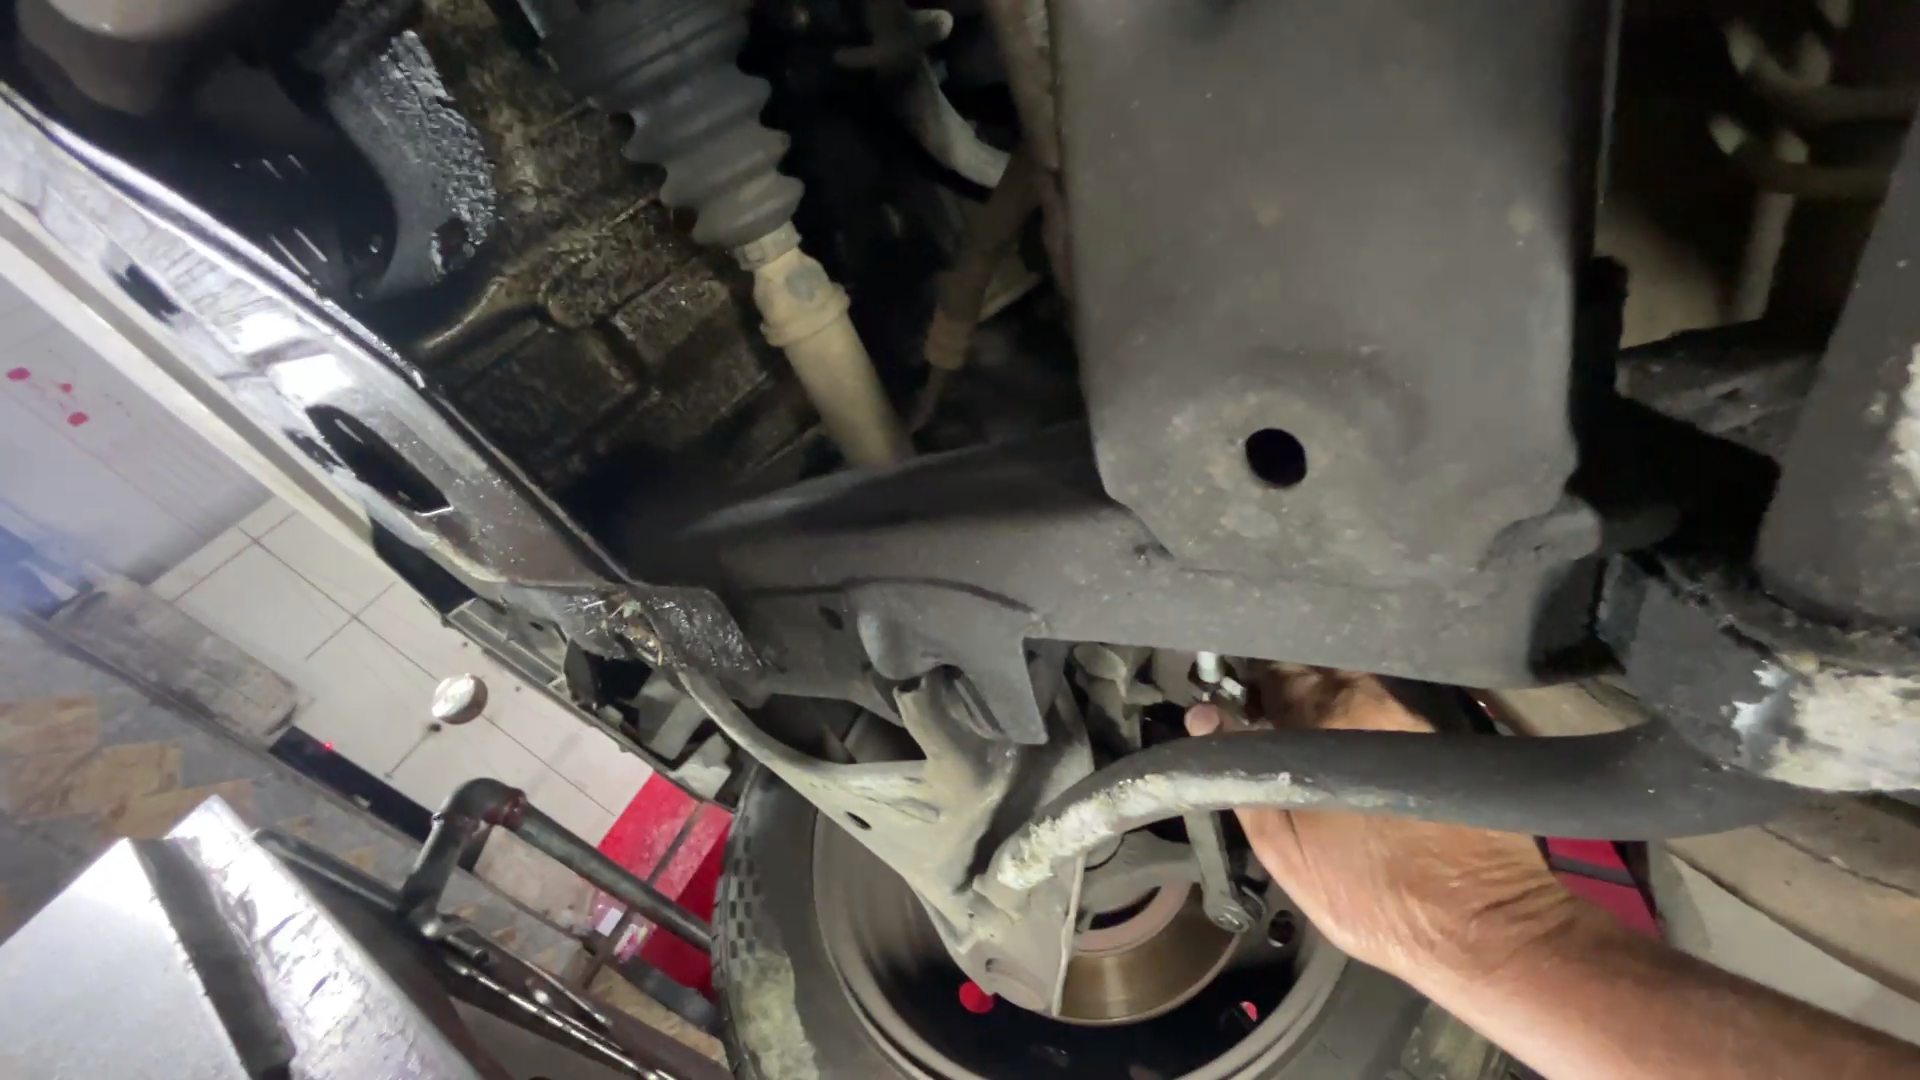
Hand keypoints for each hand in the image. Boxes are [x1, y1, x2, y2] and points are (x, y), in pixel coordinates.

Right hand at [1185, 668, 1580, 986]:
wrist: (1486, 930)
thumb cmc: (1371, 894)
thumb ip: (1237, 772)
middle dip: (1282, 689)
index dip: (1243, 689)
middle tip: (1267, 729)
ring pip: (1347, 686)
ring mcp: (1411, 715)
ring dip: (1320, 702)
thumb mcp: (1283, 845)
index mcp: (1325, 718)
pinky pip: (1380, 708)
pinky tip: (1349, 755)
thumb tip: (1202, 717)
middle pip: (1310, 671)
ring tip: (1305, 743)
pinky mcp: (1441, 737)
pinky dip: (1355, 718)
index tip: (1233, 710)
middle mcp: (1370, 701)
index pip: (1268, 673)